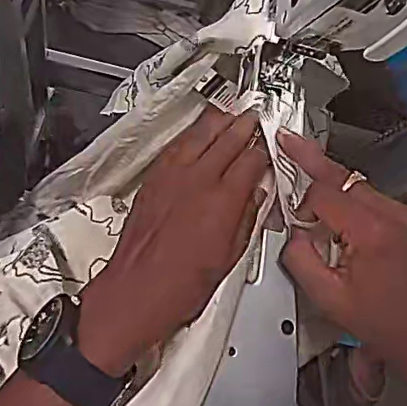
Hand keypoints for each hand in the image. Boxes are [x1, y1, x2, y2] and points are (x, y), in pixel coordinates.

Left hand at [78, 108, 270, 375]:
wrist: (136, 291)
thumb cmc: (180, 284)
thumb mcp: (230, 256)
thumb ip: (246, 219)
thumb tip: (255, 198)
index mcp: (224, 200)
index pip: (253, 160)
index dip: (265, 150)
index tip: (270, 147)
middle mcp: (199, 181)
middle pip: (228, 139)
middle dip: (245, 125)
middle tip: (254, 116)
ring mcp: (173, 177)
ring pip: (200, 135)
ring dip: (218, 122)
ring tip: (230, 114)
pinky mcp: (153, 180)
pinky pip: (175, 146)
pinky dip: (190, 135)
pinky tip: (196, 133)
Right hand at [275, 131, 406, 405]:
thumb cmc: (386, 324)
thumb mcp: (328, 297)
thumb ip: (300, 258)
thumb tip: (292, 233)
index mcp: (374, 233)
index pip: (326, 194)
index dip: (302, 202)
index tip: (289, 203)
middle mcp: (397, 217)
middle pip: (345, 179)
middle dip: (315, 169)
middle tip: (290, 142)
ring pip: (360, 188)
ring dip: (336, 196)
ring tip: (317, 212)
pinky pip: (376, 201)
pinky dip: (356, 208)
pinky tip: (346, 231)